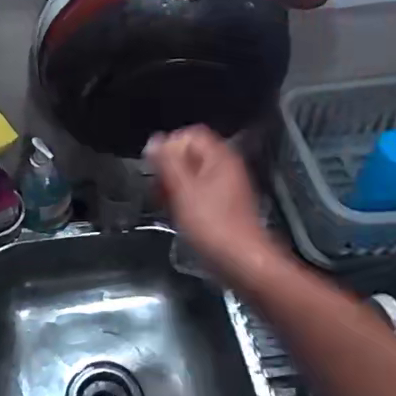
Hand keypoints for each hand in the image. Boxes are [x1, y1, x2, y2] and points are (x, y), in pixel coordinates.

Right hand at [145, 126, 280, 278]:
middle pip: (190, 153)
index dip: (170, 145)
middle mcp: (225, 167)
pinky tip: (174, 212)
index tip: (156, 165)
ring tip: (162, 201)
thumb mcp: (182, 189)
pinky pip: (197, 191)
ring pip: (192, 173)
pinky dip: (183, 197)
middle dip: (169, 166)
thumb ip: (167, 162)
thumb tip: (154, 141)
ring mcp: (226, 187)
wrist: (240, 260)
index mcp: (219, 158)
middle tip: (156, 185)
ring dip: (173, 183)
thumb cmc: (210, 223)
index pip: (191, 135)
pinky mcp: (222, 205)